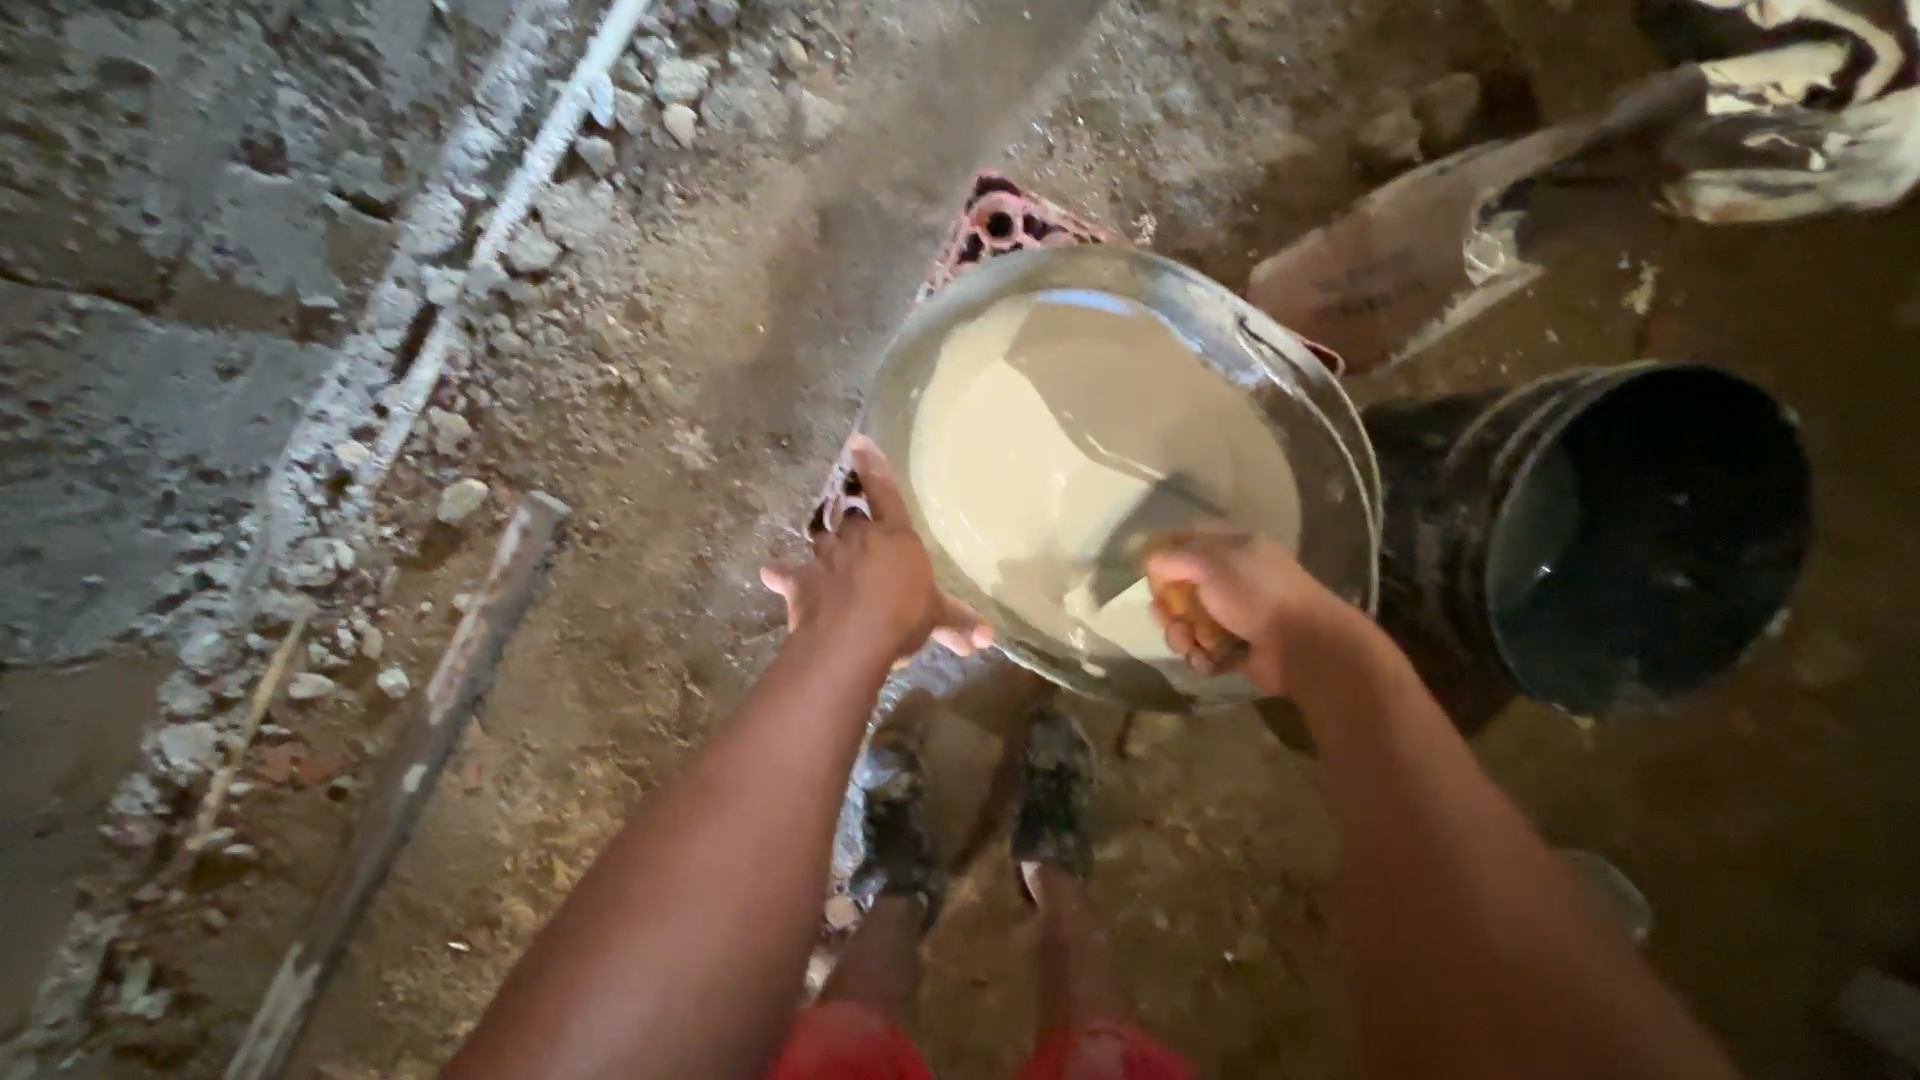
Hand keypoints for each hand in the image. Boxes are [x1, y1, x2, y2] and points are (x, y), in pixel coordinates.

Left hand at [760, 435, 991, 665]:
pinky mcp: (801, 583)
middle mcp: (858, 539)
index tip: (857, 441)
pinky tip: (771, 573)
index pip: (884, 492)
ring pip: (822, 540)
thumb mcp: (934, 619)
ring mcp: (826, 558)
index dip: (872, 467)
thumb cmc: (902, 617)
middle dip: (854, 524)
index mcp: (895, 537)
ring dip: (826, 545)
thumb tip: (987, 639)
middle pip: (852, 520)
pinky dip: (781, 574)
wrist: (853, 640)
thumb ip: (957, 623)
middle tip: (859, 533)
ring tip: (828, 553)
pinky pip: (787, 574)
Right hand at [1146, 526, 1360, 696]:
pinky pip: (1205, 651)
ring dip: (1181, 636)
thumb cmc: (1256, 595)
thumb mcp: (1211, 564)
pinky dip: (1202, 658)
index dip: (1165, 555)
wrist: (1304, 645)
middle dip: (1168, 607)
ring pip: (1189, 623)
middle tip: (1167, 618)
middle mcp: (1234, 578)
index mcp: (1233, 548)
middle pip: (1182, 588)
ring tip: (1191, 646)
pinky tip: (1208, 661)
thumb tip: (1151, 564)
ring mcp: (1236, 614)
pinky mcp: (1238, 648)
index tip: (1150, 574)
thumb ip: (1174, 558)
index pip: (1189, 541)